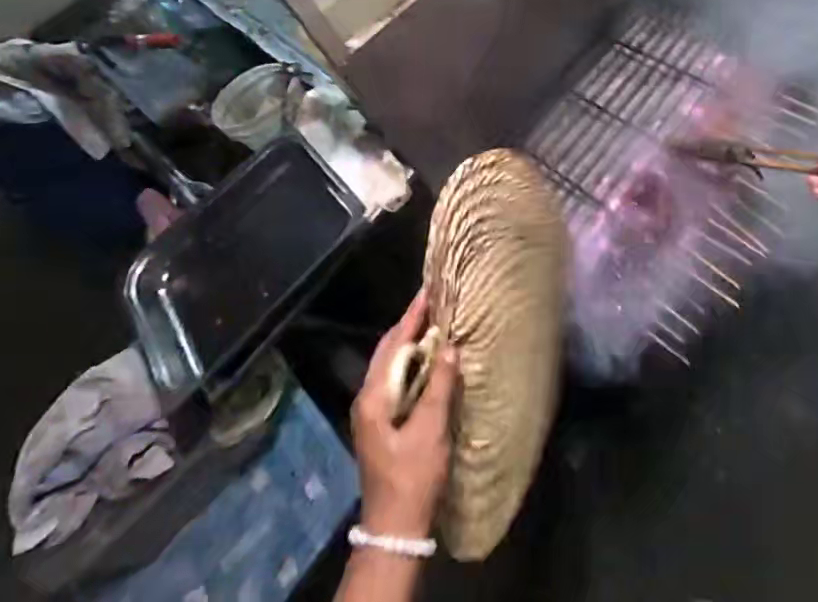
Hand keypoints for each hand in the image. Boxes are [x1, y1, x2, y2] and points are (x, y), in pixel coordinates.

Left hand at [352, 290, 457, 538]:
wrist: (395, 526)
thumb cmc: (413, 476)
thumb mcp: (431, 430)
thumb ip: (440, 386)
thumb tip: (450, 347)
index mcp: (374, 396)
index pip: (393, 344)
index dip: (411, 317)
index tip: (427, 291)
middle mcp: (367, 398)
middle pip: (387, 351)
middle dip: (409, 326)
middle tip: (432, 302)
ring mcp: (372, 411)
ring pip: (391, 365)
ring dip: (410, 344)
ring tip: (433, 323)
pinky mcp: (382, 422)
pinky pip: (396, 380)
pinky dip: (411, 363)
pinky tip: (428, 361)